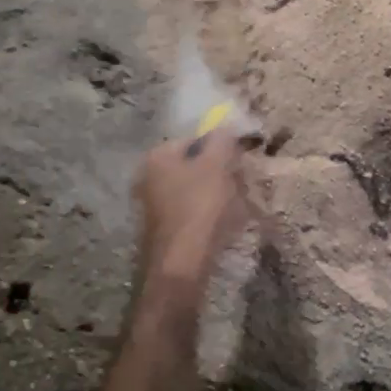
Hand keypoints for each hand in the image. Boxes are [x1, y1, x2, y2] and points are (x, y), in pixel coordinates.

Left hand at [131, 132, 248, 283]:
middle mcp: (149, 177)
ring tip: (236, 206)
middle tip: (241, 183)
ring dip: (220, 194)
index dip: (222, 147)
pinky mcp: (164, 228)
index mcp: (158, 157)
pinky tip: (224, 223)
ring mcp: (154, 205)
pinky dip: (210, 213)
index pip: (196, 139)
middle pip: (196, 164)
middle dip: (221, 172)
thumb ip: (222, 139)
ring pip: (197, 189)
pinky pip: (193, 210)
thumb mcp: (217, 164)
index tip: (241, 161)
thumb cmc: (200, 206)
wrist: (182, 263)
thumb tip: (225, 126)